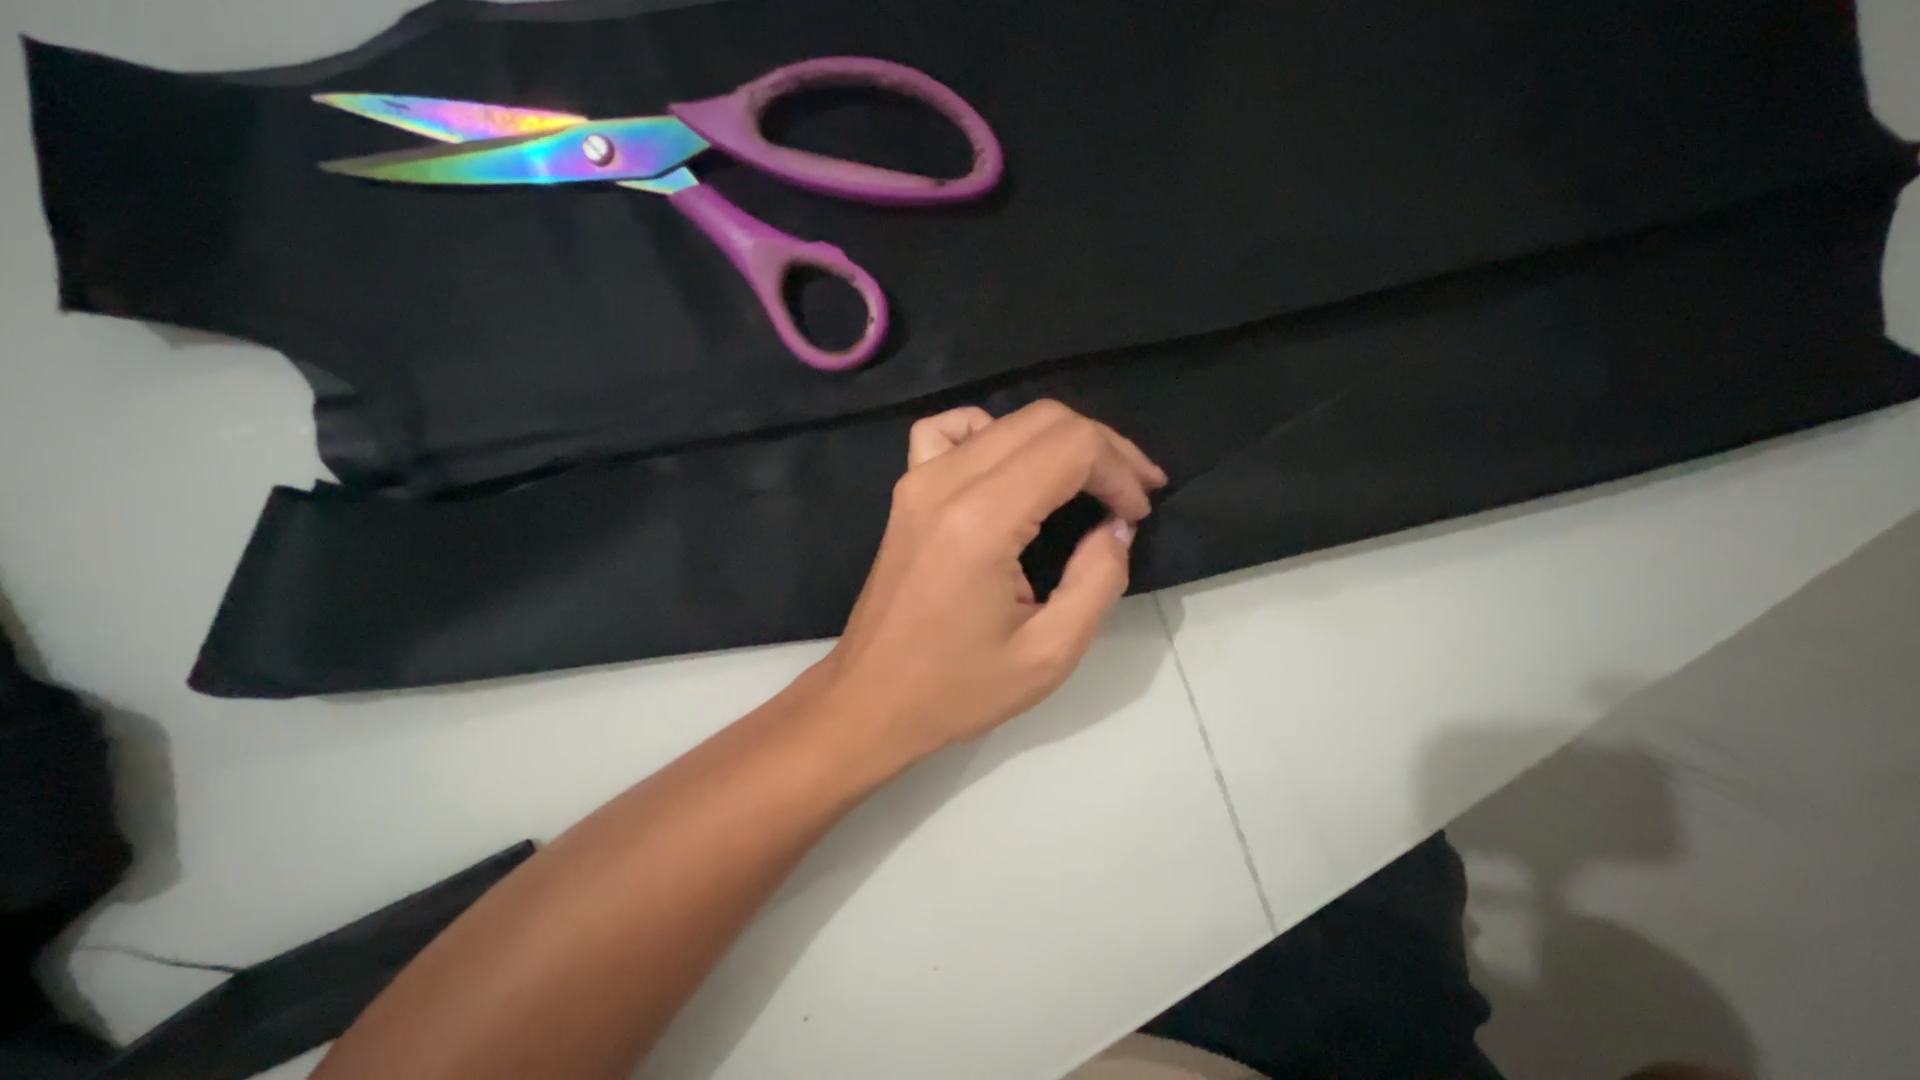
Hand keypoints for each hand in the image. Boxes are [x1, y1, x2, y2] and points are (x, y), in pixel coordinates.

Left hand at [813, 400, 1167, 766]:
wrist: (872, 699)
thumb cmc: (957, 688)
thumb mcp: (1049, 653)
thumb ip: (1098, 580)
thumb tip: (1116, 526)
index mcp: (980, 520)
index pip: (1071, 447)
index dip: (1120, 470)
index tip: (1138, 513)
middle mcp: (945, 482)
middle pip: (1044, 420)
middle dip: (1104, 449)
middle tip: (1134, 494)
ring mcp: (918, 479)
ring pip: (1006, 419)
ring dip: (1061, 440)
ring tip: (1092, 480)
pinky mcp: (906, 490)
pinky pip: (949, 430)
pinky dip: (993, 432)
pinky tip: (1013, 466)